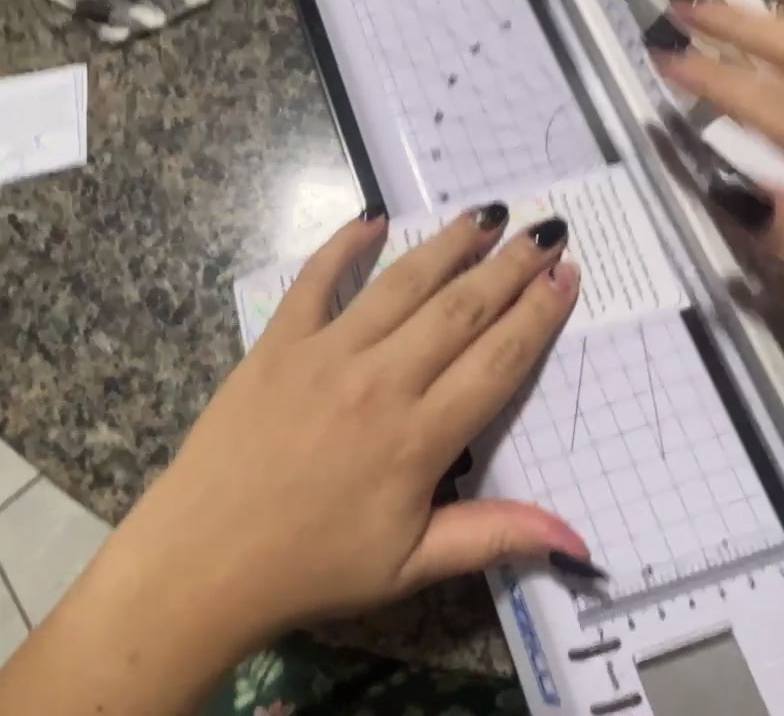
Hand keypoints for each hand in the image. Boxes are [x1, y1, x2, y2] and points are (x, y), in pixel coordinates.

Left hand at [103, 207, 588, 647]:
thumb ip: (493, 536)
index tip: (567, 275)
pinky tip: (372, 217)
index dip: (538, 315)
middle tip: (544, 229)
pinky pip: (316, 280)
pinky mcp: (278, 341)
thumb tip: (578, 538)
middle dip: (509, 267)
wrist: (205, 558)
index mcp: (419, 437)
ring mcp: (325, 352)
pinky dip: (344, 245)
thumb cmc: (313, 566)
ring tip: (484, 215)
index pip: (497, 361)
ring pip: (401, 284)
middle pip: (459, 310)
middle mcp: (380, 381)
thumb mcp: (410, 567)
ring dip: (447, 246)